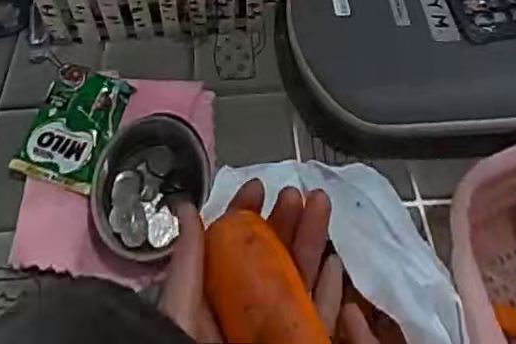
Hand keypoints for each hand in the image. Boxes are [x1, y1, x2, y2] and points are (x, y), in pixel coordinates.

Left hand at [160, 179, 381, 343]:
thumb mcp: (181, 313)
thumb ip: (187, 264)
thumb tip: (183, 207)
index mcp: (216, 300)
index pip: (233, 248)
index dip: (246, 214)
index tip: (259, 186)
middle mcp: (248, 312)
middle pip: (272, 258)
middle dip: (287, 221)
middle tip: (298, 192)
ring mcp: (276, 333)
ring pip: (300, 281)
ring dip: (313, 242)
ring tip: (321, 207)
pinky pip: (320, 322)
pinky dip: (332, 293)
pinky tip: (335, 264)